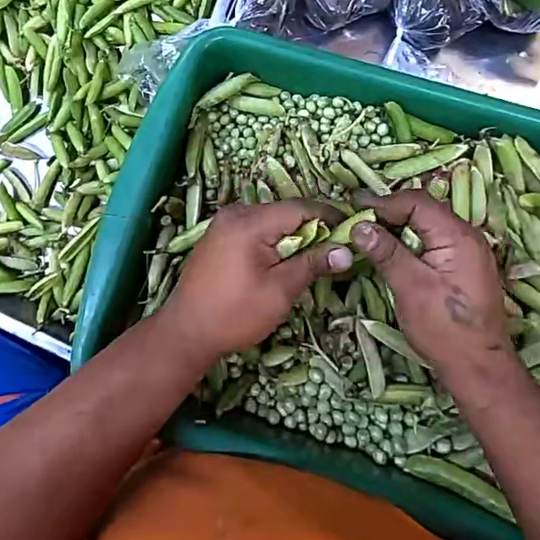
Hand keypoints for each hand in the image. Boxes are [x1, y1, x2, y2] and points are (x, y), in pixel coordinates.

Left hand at [160, 200, 352, 366]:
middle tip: (338, 248)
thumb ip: (312, 264)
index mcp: (249, 222)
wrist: (185, 332)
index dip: (330, 216)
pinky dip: (274, 239)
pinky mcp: (219, 236)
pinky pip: (255, 228)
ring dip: (294, 234)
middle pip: (285, 211)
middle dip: (314, 227)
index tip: (354, 230)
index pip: (300, 207)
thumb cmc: (234, 314)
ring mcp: (224, 224)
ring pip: (271, 220)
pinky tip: (286, 259)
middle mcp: (235, 213)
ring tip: (317, 256)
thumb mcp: (280, 291)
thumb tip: (347, 251)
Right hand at [350, 191, 514, 381]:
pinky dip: (409, 241)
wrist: (479, 368)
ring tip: (367, 233)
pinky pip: (433, 241)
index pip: (417, 202)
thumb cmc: (445, 329)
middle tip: (357, 218)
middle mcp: (467, 237)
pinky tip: (390, 250)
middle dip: (389, 212)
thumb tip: (360, 226)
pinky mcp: (463, 268)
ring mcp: (468, 252)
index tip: (354, 208)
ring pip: (427, 225)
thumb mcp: (411, 287)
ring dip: (398, 226)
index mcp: (458, 236)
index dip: (383, 203)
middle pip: (423, 210)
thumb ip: (386, 252)